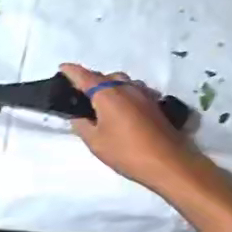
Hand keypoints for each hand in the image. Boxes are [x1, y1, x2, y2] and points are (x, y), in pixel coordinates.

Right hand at [60, 63, 203, 193]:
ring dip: (109, 85)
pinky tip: (123, 107)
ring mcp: (143, 94)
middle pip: (104, 76)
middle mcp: (125, 88)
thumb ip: (82, 125)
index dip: (71, 71)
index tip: (62, 68)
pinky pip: (134, 90)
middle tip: (79, 92)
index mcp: (107, 94)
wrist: (169, 163)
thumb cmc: (127, 152)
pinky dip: (124, 93)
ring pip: (122, 81)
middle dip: (90, 79)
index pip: (84, 76)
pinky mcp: (155, 104)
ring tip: (101, 99)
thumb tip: (78, 116)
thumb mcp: (95, 142)